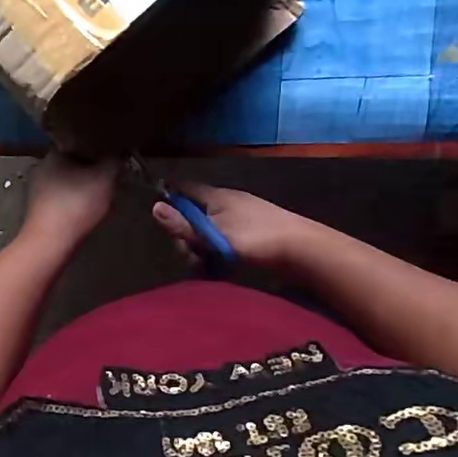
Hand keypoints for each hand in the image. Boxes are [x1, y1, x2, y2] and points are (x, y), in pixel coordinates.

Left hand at [20, 153, 116, 250]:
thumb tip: (117, 153)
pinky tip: (88, 213)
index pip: (81, 143)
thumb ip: (114, 161)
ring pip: (70, 183)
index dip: (101, 151)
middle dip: (95, 172)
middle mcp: (42, 167)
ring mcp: (37, 189)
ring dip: (86, 189)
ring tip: (103, 199)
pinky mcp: (38, 209)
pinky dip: (76, 203)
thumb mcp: (105, 178)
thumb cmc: (77, 204)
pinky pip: (63, 199)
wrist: (50, 242)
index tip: (115, 161)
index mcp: (54, 153)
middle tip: (112, 182)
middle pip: (76, 164)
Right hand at [151, 183, 318, 269]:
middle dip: (187, 237)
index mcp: (216, 196)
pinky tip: (221, 269)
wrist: (303, 251)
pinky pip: (224, 242)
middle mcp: (227, 204)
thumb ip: (184, 226)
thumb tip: (154, 207)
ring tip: (207, 267)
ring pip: (209, 233)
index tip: (161, 215)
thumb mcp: (214, 234)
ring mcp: (241, 220)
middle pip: (194, 216)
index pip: (184, 187)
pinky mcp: (252, 237)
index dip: (170, 196)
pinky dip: (218, 255)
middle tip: (192, 256)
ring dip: (202, 250)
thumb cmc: (256, 238)